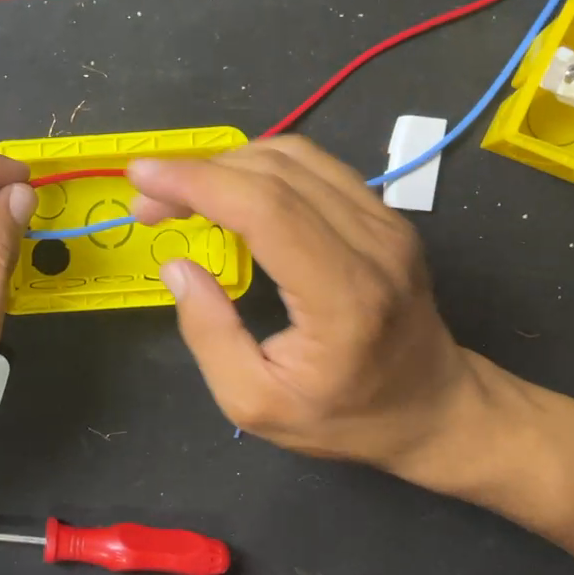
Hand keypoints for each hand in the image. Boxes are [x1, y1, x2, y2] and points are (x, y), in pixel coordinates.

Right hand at [129, 137, 484, 471]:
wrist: (433, 410)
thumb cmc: (342, 418)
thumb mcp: (255, 404)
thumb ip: (210, 336)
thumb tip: (176, 266)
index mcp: (342, 296)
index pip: (266, 208)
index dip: (198, 183)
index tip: (140, 177)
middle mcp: (372, 245)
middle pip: (276, 172)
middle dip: (199, 174)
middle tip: (148, 203)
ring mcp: (385, 223)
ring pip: (296, 157)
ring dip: (227, 166)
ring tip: (182, 196)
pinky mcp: (385, 216)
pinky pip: (315, 168)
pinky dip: (260, 170)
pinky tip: (229, 194)